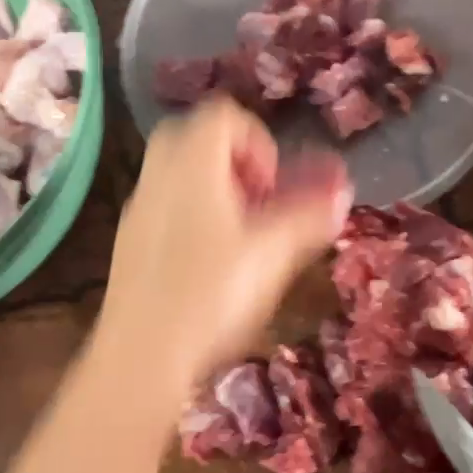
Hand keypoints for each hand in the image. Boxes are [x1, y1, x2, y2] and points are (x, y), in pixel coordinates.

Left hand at [93, 97, 351, 399]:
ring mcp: (139, 211)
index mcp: (192, 165)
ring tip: (245, 238)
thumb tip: (343, 192)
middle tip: (260, 202)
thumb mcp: (273, 254)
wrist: (139, 357)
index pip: (222, 115)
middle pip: (197, 139)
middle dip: (236, 163)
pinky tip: (213, 266)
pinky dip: (194, 218)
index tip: (274, 187)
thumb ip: (310, 217)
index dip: (258, 141)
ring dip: (217, 192)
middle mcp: (158, 177)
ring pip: (181, 176)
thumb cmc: (210, 297)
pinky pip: (167, 208)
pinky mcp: (129, 244)